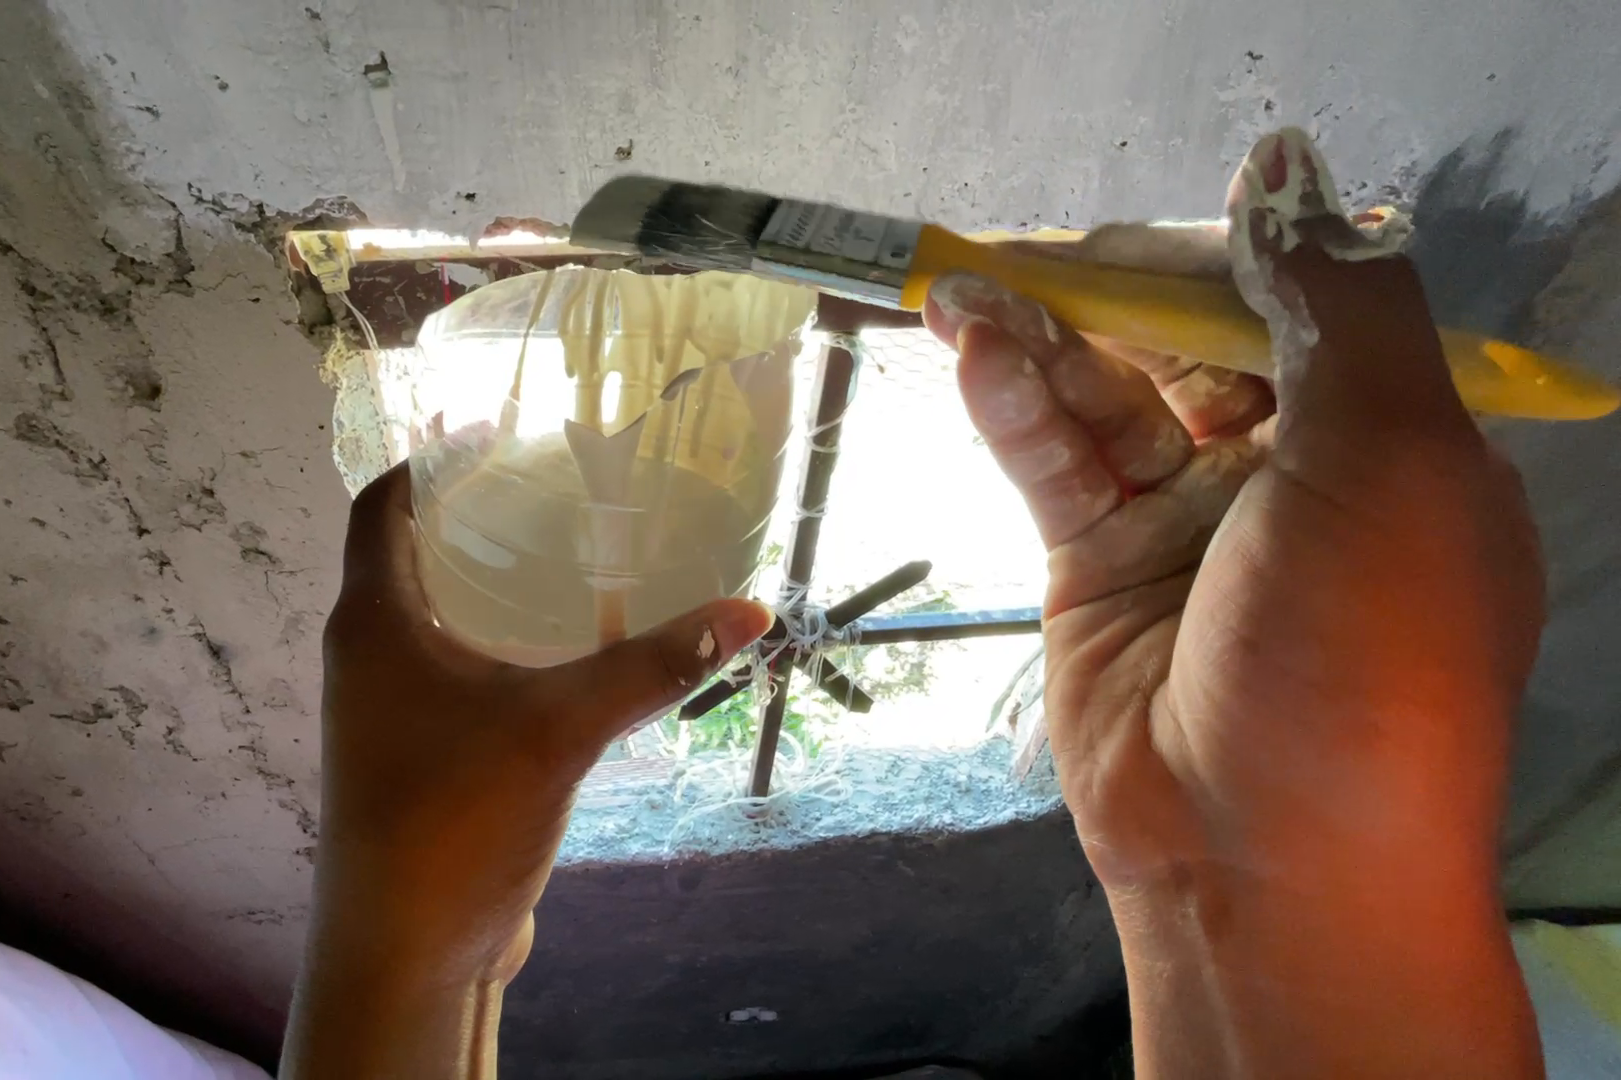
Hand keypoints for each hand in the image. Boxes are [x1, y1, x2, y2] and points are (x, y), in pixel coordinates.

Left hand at [283, 463, 769, 1078]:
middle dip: (475, 512)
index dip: (429, 461)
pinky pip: (466, 661)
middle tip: (553, 484)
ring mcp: (397, 702)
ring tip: (569, 546)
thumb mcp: (560, 727)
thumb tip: (746, 612)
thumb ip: (652, 666)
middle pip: (416, 551)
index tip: (494, 433)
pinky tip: (569, 637)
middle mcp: (373, 652)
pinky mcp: (428, 742)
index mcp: (374, 623)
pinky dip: (508, 635)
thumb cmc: (455, 821)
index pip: (381, 507)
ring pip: (444, 611)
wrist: (411, 954)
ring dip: (494, 578)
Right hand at [925, 128, 1543, 1076]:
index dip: (1197, 264)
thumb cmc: (1350, 661)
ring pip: (1095, 404)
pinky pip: (1051, 464)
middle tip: (1010, 255)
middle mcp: (1274, 471)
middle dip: (1094, 302)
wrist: (1247, 846)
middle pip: (1169, 354)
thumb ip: (1338, 311)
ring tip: (963, 295)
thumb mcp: (1388, 467)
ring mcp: (1170, 516)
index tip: (1123, 227)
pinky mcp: (1089, 557)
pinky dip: (1011, 412)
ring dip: (1030, 350)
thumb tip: (1290, 175)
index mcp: (1376, 441)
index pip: (1277, 315)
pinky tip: (975, 361)